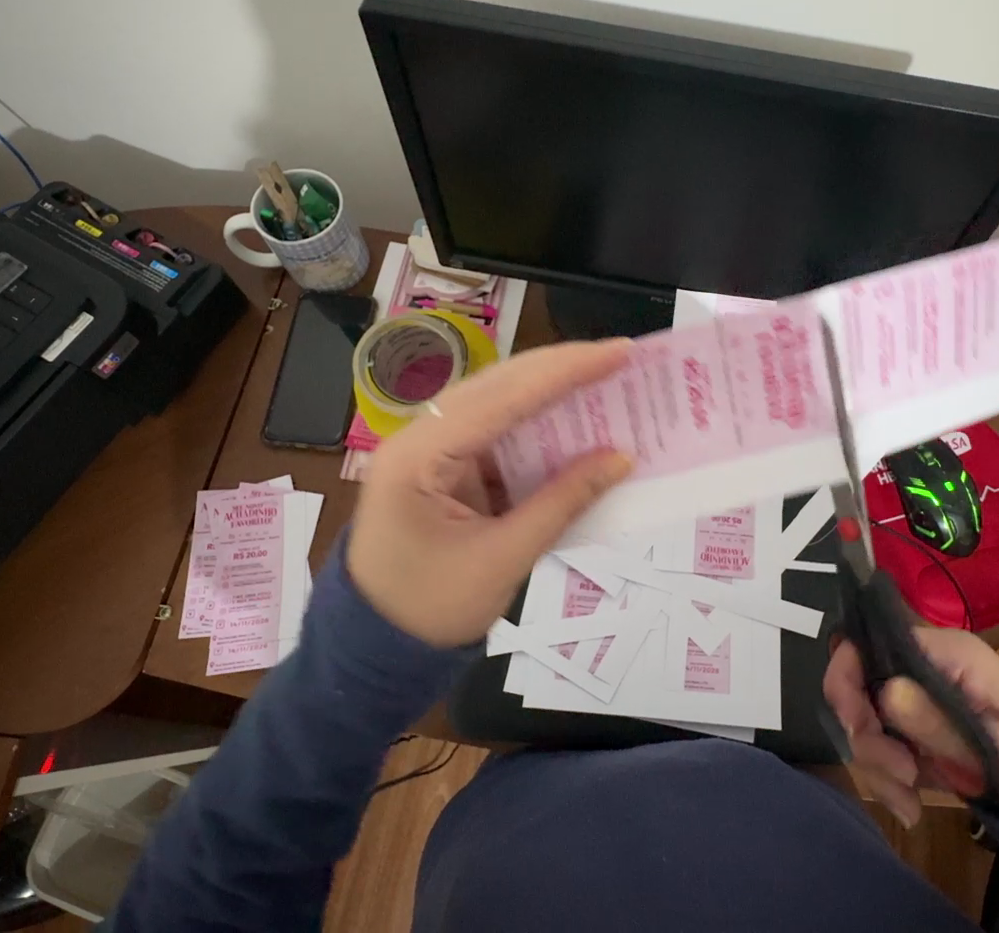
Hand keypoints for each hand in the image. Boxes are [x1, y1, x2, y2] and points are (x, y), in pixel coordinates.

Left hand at [347, 340, 633, 647]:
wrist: (376, 647)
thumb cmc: (431, 610)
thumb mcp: (502, 559)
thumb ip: (562, 503)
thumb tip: (622, 458)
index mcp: (419, 456)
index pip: (502, 398)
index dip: (564, 372)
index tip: (619, 351)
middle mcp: (420, 437)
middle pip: (497, 386)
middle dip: (560, 369)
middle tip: (621, 357)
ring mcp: (430, 449)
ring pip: (497, 402)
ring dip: (550, 391)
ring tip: (605, 378)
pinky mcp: (445, 466)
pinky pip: (496, 431)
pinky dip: (538, 425)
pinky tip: (574, 419)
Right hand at [822, 626, 998, 826]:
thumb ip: (942, 723)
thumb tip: (886, 691)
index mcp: (948, 654)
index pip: (872, 641)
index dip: (848, 678)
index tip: (857, 728)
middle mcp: (926, 665)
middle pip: (860, 684)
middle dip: (867, 736)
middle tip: (900, 775)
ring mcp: (918, 696)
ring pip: (865, 721)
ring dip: (878, 766)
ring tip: (911, 803)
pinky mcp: (916, 726)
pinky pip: (881, 746)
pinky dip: (887, 780)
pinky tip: (911, 807)